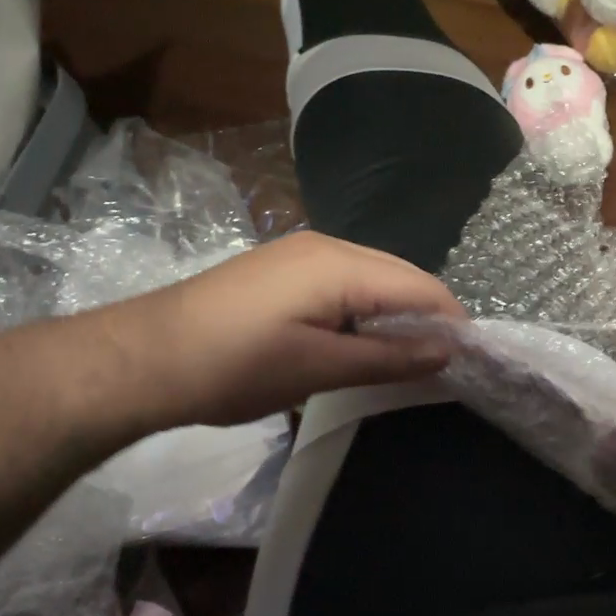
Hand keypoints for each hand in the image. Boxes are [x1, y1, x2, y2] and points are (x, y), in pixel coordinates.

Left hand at [87, 232, 464, 430]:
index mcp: (340, 265)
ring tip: (414, 360)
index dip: (454, 323)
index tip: (474, 364)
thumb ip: (391, 358)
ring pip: (377, 280)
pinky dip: (371, 312)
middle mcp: (327, 246)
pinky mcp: (285, 271)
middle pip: (403, 277)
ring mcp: (302, 255)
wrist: (140, 361)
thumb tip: (449, 352)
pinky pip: (349, 284)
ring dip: (401, 316)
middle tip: (447, 367)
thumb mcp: (321, 369)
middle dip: (431, 318)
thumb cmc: (235, 367)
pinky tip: (368, 343)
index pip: (422, 287)